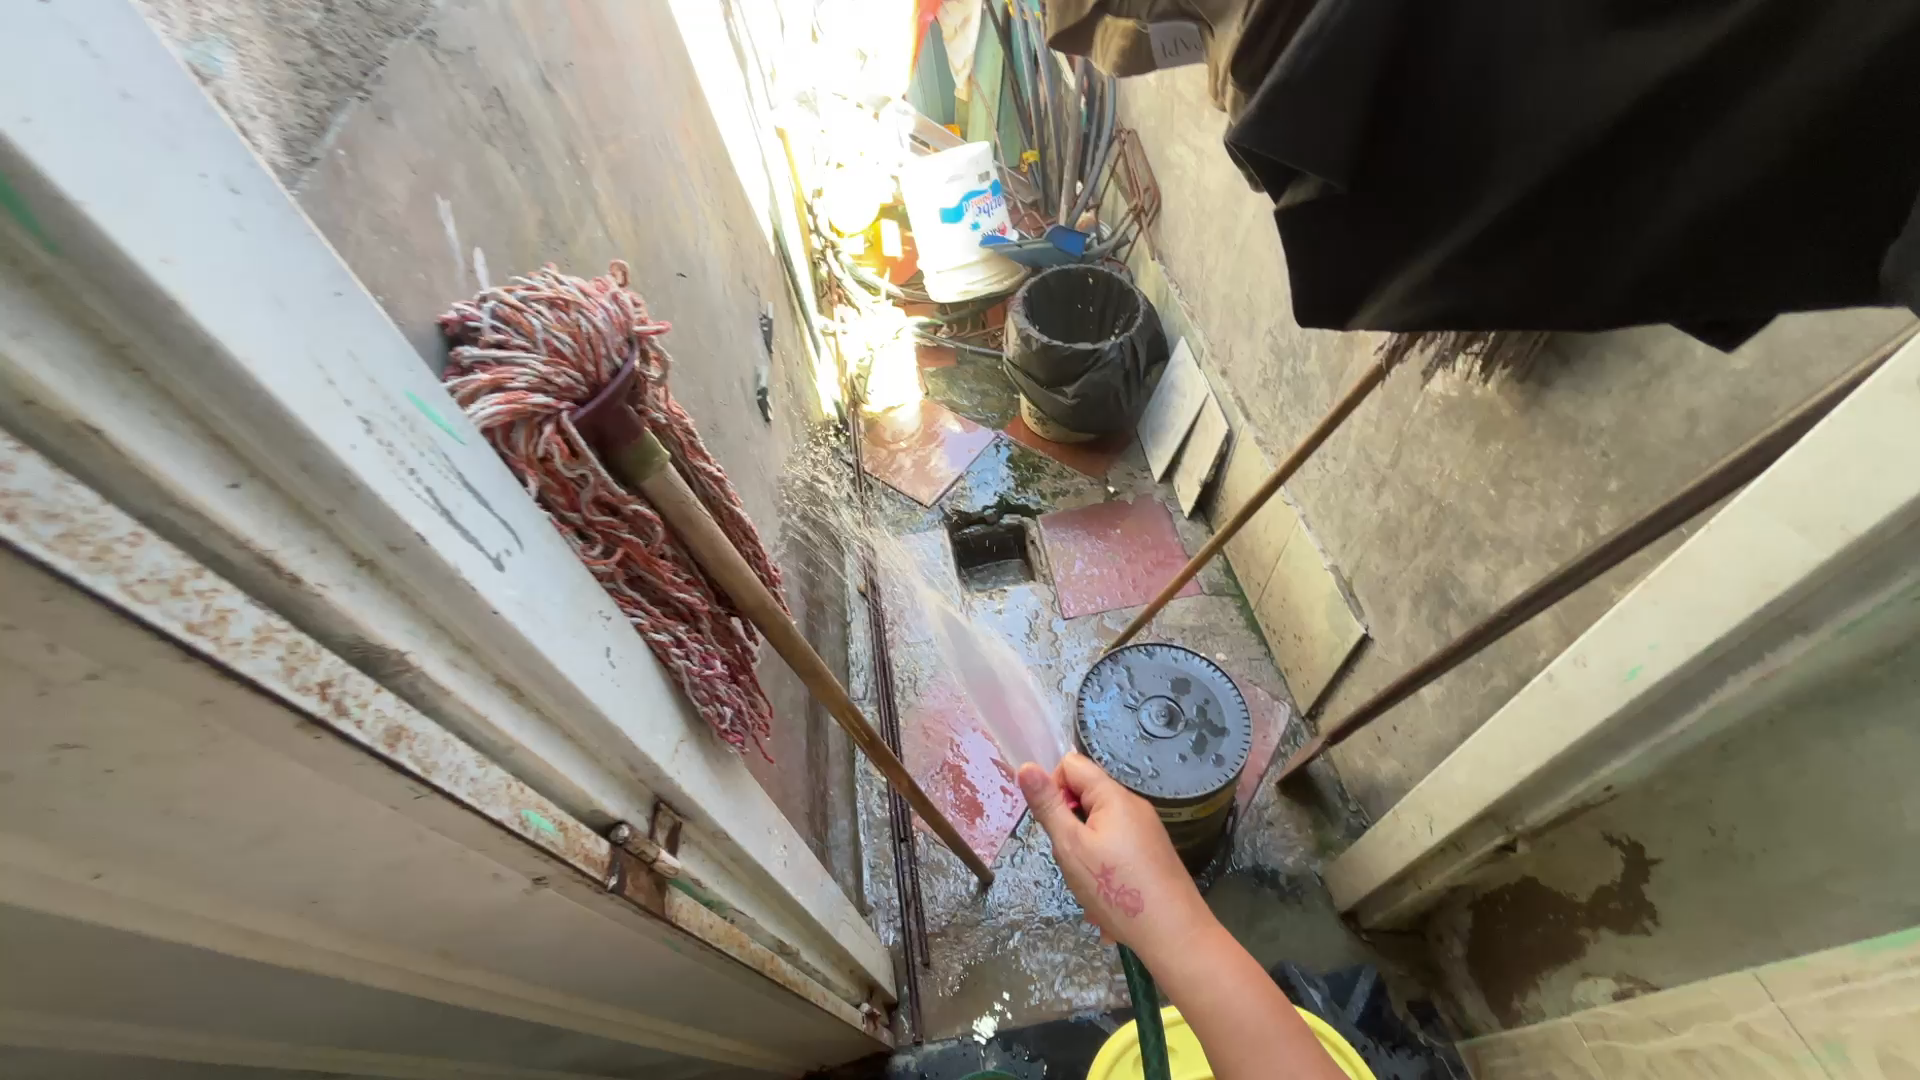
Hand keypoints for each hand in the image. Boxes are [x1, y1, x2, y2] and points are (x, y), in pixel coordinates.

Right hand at [1017, 753, 1216, 963]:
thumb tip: (1025, 766)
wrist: (1175, 935)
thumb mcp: (1070, 846)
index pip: (1071, 765)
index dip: (1054, 789)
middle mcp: (1132, 805)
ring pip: (1099, 827)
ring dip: (1084, 854)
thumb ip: (1047, 805)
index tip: (1055, 825)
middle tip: (1071, 860)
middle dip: (1069, 827)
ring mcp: (1145, 830)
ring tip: (1088, 888)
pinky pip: (1116, 848)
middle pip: (1085, 797)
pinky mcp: (1152, 853)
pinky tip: (1105, 902)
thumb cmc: (1116, 888)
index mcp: (1113, 795)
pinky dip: (1104, 868)